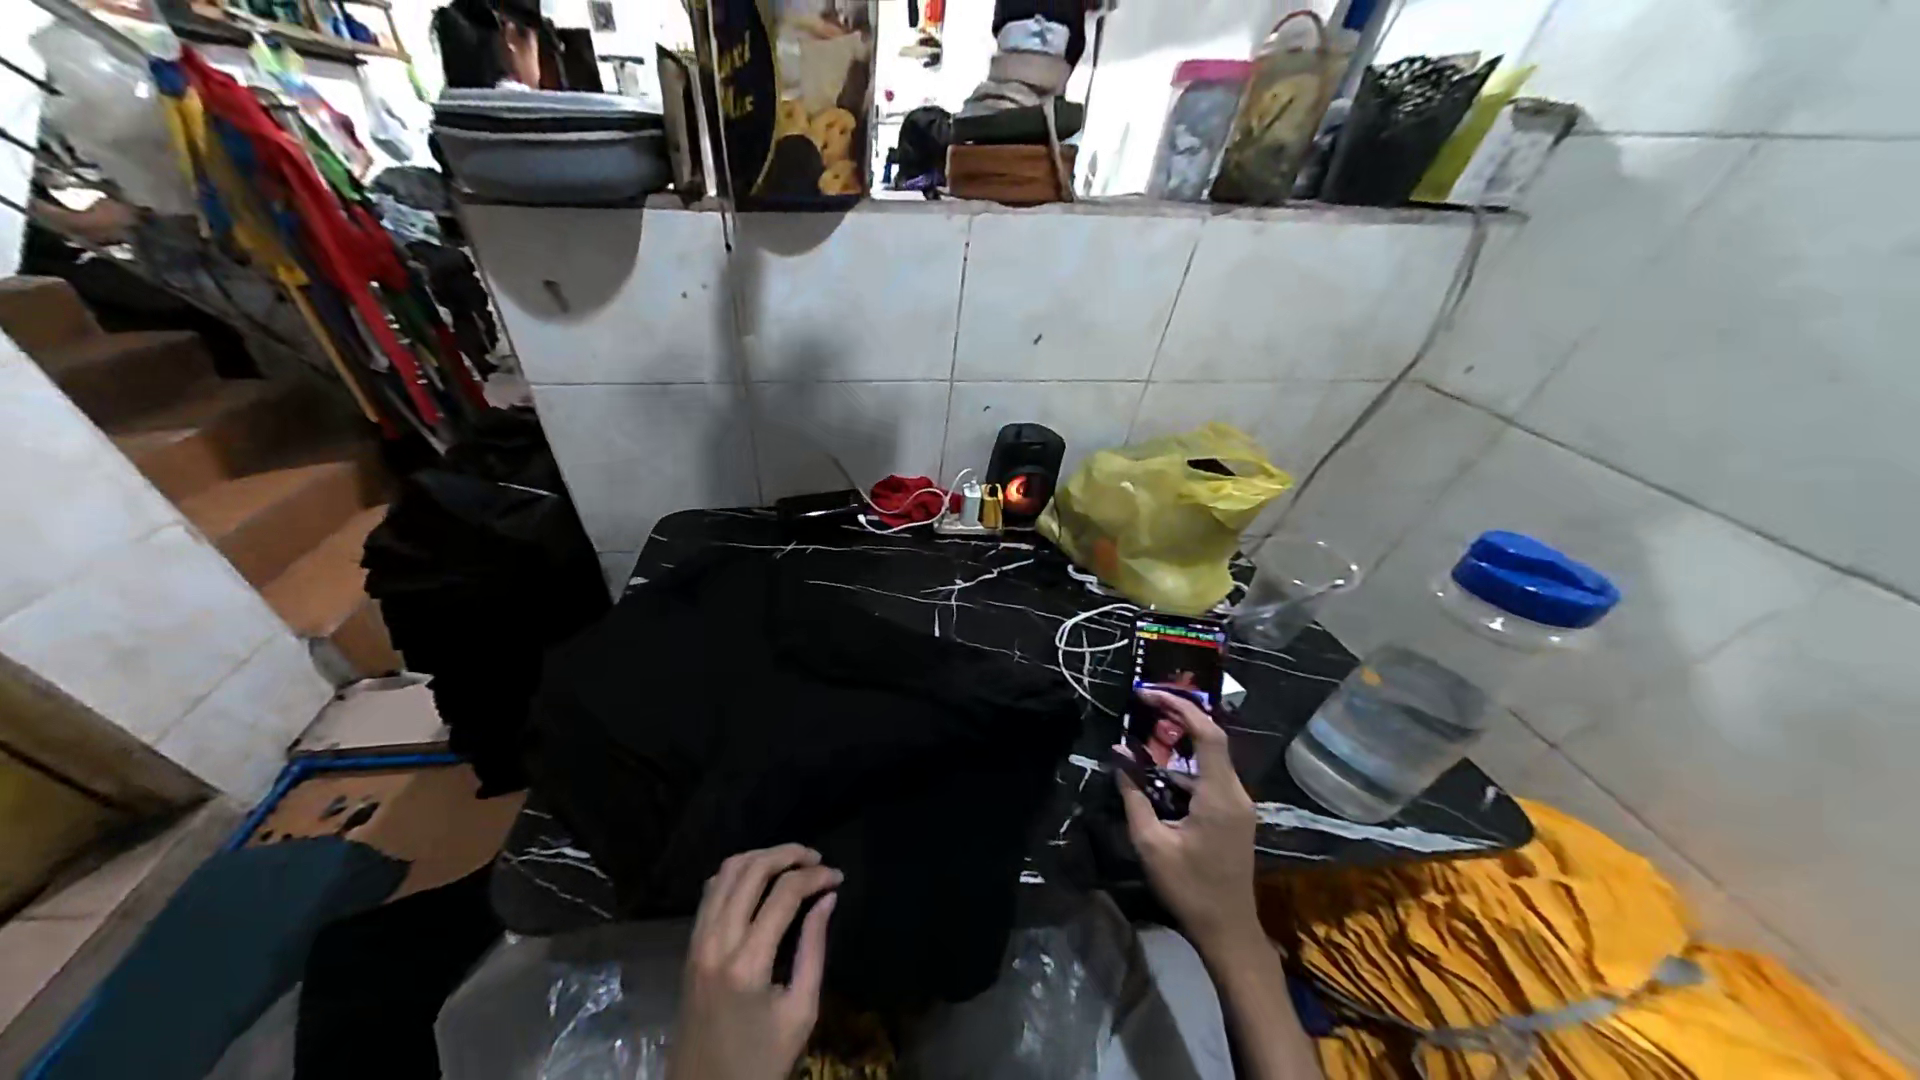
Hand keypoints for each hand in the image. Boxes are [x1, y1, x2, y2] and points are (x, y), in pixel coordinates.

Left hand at [668, 844, 840, 1079]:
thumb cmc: (759, 1062)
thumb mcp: (801, 1012)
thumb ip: (814, 948)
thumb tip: (828, 897)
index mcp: (747, 963)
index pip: (784, 893)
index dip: (816, 876)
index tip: (838, 877)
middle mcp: (717, 942)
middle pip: (752, 870)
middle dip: (789, 854)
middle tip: (817, 858)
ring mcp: (697, 942)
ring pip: (726, 871)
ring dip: (762, 857)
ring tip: (792, 862)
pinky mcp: (689, 946)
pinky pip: (712, 891)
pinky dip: (738, 873)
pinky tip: (760, 880)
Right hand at [1118, 689, 1260, 953]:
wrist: (1228, 930)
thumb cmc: (1188, 887)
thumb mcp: (1150, 841)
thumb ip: (1133, 794)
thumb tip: (1119, 754)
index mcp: (1219, 795)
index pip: (1207, 733)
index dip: (1180, 707)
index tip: (1148, 694)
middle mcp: (1235, 792)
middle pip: (1211, 739)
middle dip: (1179, 716)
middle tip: (1145, 704)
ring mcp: (1238, 804)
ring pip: (1210, 758)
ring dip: (1180, 743)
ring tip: (1145, 733)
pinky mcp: (1234, 814)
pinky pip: (1210, 777)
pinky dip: (1185, 766)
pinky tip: (1158, 772)